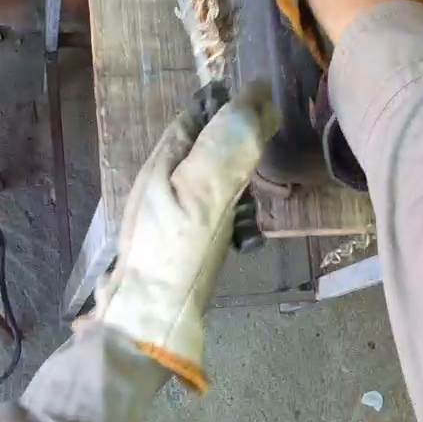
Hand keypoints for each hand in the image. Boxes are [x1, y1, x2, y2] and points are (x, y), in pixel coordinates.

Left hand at [90, 88, 278, 391]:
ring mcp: (175, 212)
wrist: (150, 324)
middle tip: (264, 181)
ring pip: (221, 184)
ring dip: (244, 195)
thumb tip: (258, 98)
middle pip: (215, 148)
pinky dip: (237, 224)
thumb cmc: (174, 258)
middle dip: (244, 159)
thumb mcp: (201, 197)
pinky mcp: (187, 242)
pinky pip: (221, 217)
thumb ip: (226, 148)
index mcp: (163, 160)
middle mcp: (166, 180)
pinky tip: (244, 242)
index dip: (236, 109)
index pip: (202, 113)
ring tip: (250, 221)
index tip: (272, 115)